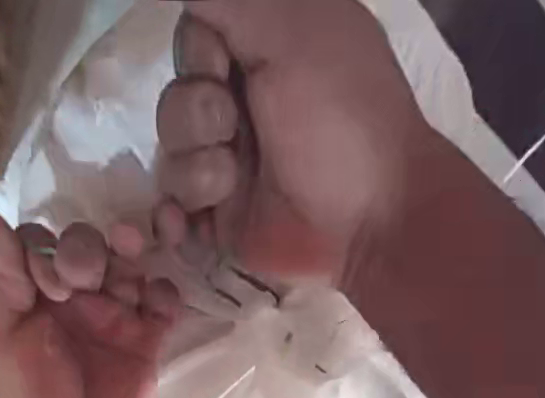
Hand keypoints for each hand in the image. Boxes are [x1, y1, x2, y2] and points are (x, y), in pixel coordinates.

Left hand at [0, 210, 180, 397]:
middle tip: (82, 280)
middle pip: (88, 245)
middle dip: (87, 249)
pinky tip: (156, 301)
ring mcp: (116, 317)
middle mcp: (78, 298)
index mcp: (37, 294)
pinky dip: (165, 293)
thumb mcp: (7, 334)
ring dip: (130, 254)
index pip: (41, 243)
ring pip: (128, 266)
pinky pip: (163, 304)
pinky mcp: (148, 339)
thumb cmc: (32, 395)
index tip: (47, 286)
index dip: (45, 249)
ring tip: (130, 259)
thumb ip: (6, 278)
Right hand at [154, 0, 438, 287]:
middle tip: (233, 125)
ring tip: (232, 177)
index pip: (194, 36)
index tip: (224, 64)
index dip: (198, 50)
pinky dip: (178, 212)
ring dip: (197, 163)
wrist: (372, 220)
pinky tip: (193, 216)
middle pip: (175, 97)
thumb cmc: (343, 119)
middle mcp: (244, 111)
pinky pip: (176, 210)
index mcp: (263, 59)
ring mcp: (232, 169)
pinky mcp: (226, 222)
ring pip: (171, 154)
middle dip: (195, 111)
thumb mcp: (293, 27)